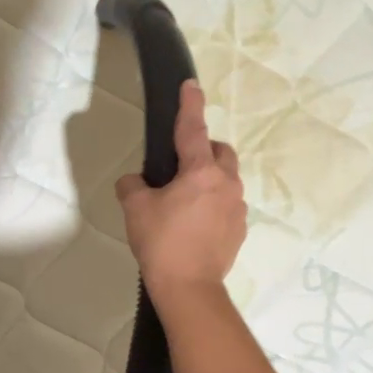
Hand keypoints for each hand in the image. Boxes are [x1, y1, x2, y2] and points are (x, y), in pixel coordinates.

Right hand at [115, 79, 247, 296]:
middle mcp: (226, 183)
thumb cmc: (160, 241)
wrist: (189, 286)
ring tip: (181, 200)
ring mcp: (238, 207)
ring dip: (207, 180)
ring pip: (225, 179)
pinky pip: (226, 205)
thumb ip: (132, 186)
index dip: (189, 105)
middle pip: (219, 152)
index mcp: (200, 172)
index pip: (192, 130)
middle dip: (202, 149)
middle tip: (177, 166)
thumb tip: (135, 181)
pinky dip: (210, 205)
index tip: (190, 85)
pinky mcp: (239, 229)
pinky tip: (190, 225)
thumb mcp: (135, 209)